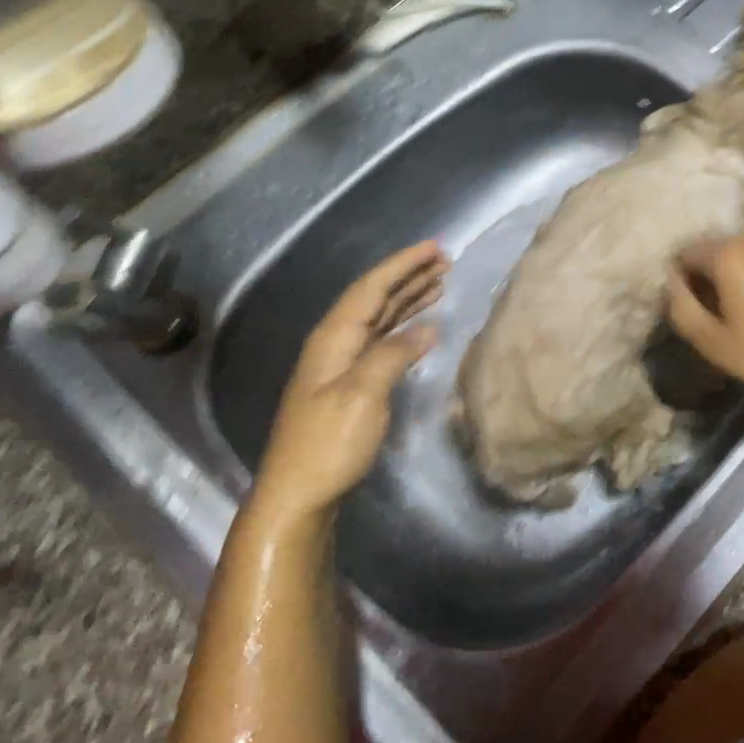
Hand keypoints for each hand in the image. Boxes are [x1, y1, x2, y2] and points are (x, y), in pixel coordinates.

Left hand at [254, 241, 448, 521]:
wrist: (298, 494)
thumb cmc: (328, 443)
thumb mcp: (362, 395)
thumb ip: (393, 355)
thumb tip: (427, 328)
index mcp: (332, 340)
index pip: (370, 290)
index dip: (402, 266)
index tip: (436, 247)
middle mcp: (334, 346)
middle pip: (374, 299)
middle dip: (408, 277)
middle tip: (445, 260)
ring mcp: (341, 366)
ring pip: (379, 319)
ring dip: (408, 299)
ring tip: (439, 283)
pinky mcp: (350, 386)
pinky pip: (382, 341)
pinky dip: (404, 326)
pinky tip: (422, 326)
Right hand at [665, 235, 743, 414]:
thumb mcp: (711, 341)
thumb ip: (679, 307)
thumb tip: (671, 283)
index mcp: (729, 252)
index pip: (685, 254)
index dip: (682, 283)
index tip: (694, 313)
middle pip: (715, 250)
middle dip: (709, 277)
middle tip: (717, 316)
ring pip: (743, 253)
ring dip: (735, 276)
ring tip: (743, 313)